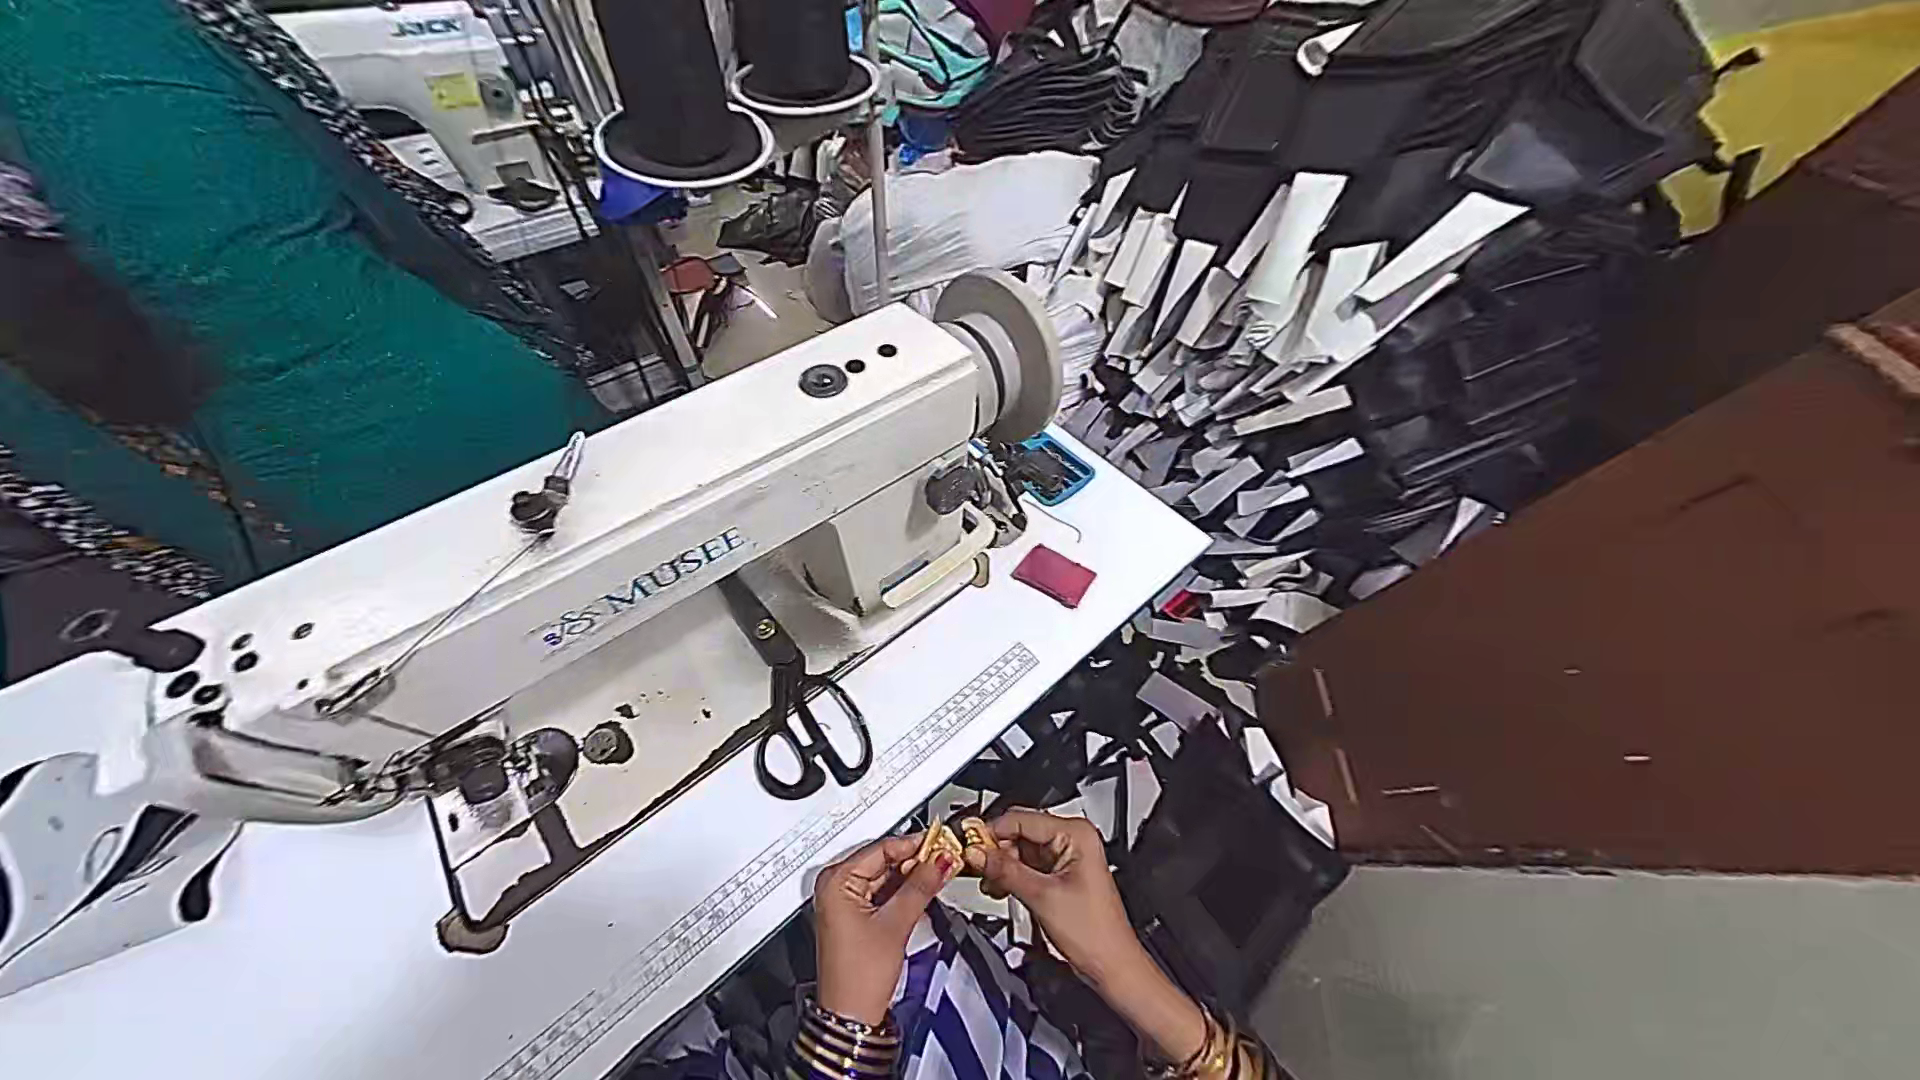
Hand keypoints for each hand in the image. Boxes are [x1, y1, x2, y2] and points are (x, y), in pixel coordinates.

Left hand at [813, 832, 958, 1024]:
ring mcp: (843, 899)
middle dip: (915, 861)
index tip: (939, 843)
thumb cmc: (858, 978)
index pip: (882, 848)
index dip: (914, 845)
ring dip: (912, 876)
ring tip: (937, 874)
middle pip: (883, 859)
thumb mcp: (896, 923)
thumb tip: (939, 860)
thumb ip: (921, 885)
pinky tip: (923, 891)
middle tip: (943, 859)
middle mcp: (835, 885)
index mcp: (836, 880)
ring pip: (886, 874)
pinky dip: (904, 891)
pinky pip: (883, 890)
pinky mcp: (854, 913)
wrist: (852, 1018)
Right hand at [966, 809, 1206, 1062]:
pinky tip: (999, 886)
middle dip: (996, 849)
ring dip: (1001, 864)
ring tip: (988, 880)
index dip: (993, 831)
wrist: (1113, 968)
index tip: (969, 842)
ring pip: (1021, 848)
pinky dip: (1011, 874)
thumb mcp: (1041, 896)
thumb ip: (1004, 870)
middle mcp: (1072, 838)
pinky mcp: (1060, 873)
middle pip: (1020, 831)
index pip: (1022, 818)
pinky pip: (1027, 863)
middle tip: (975, 863)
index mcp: (1075, 833)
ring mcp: (1067, 855)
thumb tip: (977, 852)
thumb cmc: (1095, 934)